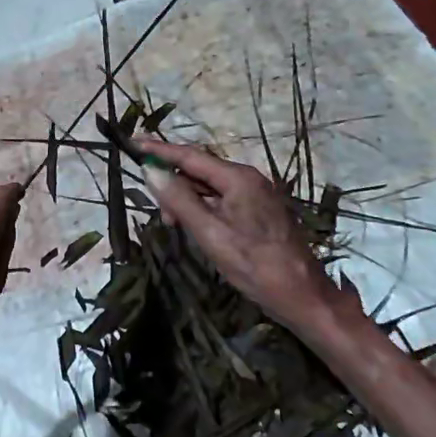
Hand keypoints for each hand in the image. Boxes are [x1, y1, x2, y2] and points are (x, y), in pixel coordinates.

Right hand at [134, 139, 342, 331]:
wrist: (301, 294)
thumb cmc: (254, 264)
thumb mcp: (209, 233)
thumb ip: (179, 200)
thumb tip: (150, 171)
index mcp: (238, 178)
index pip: (190, 156)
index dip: (160, 150)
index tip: (134, 142)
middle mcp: (248, 178)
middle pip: (200, 170)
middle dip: (174, 183)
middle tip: (158, 210)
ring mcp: (256, 194)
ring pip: (210, 187)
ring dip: (187, 199)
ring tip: (172, 223)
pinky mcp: (259, 211)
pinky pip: (222, 199)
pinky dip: (203, 208)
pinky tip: (194, 225)